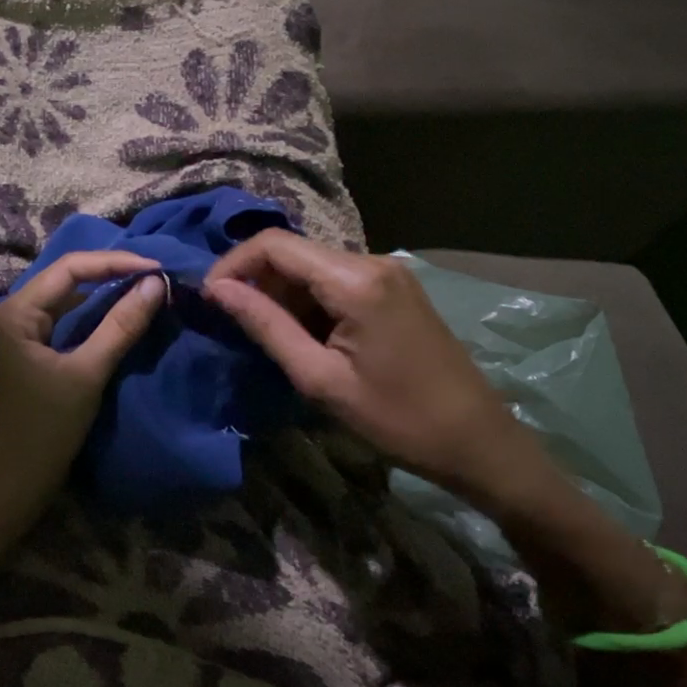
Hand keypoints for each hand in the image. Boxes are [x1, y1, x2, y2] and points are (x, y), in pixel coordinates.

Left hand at [0, 251, 166, 501]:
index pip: (70, 268)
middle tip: (155, 274)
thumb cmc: (49, 426)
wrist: (20, 476)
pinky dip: (95, 307)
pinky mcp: (34, 344)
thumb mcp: (89, 373)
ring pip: (68, 292)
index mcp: (18, 311)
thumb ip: (120, 326)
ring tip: (145, 284)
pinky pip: (67, 313)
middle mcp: (15, 310)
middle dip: (111, 270)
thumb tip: (156, 284)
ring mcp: (22, 327)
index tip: (157, 268)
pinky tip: (121, 307)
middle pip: (67, 274)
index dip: (115, 262)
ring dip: (105, 286)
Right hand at [203, 230, 555, 506]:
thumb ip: (265, 326)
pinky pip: (336, 280)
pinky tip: (305, 338)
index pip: (273, 244)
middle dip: (256, 282)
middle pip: (292, 251)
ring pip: (312, 266)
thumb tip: (216, 290)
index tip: (209, 301)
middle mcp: (372, 261)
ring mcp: (388, 273)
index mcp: (355, 279)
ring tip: (270, 339)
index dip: (232, 265)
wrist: (477, 442)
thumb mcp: (319, 378)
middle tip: (236, 326)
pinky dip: (309, 302)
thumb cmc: (396, 418)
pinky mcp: (395, 289)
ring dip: (282, 294)